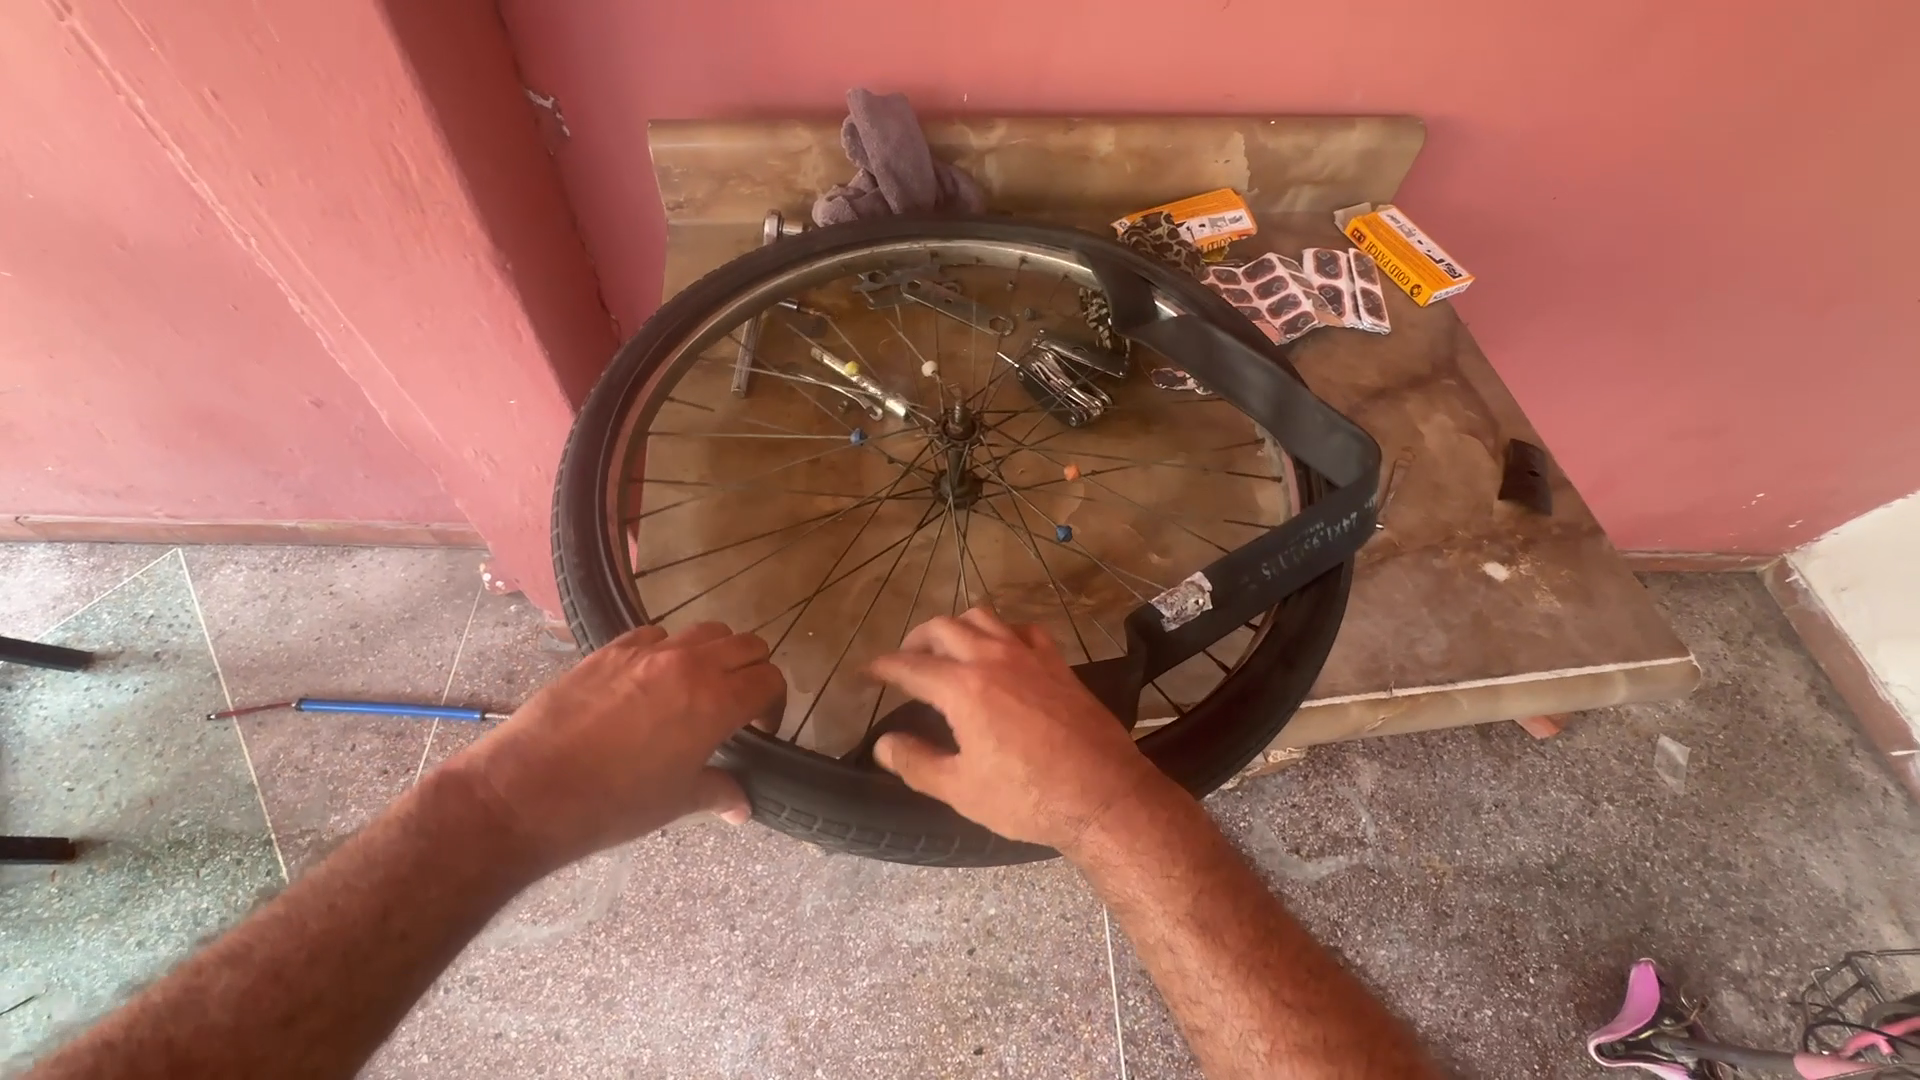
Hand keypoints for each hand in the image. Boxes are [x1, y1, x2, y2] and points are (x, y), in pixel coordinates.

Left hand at [449, 622, 783, 868]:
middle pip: (748, 645)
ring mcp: (649, 652)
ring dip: (716, 654)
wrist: (525, 792)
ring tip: (697, 687)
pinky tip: (650, 680)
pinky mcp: (611, 649)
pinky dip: (668, 649)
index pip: (770, 680)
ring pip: (708, 630)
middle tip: (736, 705)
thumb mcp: (675, 802)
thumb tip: (743, 806)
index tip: (758, 728)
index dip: (773, 704)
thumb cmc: (610, 806)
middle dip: (752, 673)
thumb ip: (718, 793)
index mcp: (716, 703)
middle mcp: (691, 666)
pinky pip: (657, 633)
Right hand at [866, 608, 1167, 853]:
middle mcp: (992, 658)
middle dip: (916, 640)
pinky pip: (1023, 629)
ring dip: (957, 627)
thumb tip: (884, 744)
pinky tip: (1002, 650)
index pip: (910, 666)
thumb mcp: (961, 790)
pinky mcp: (1057, 663)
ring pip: (983, 617)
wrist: (1102, 793)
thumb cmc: (1027, 798)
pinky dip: (1002, 632)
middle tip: (906, 661)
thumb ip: (916, 763)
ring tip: (948, 649)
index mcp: (962, 688)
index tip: (867, 672)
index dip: (883, 667)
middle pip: (943, 628)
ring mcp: (1028, 655)